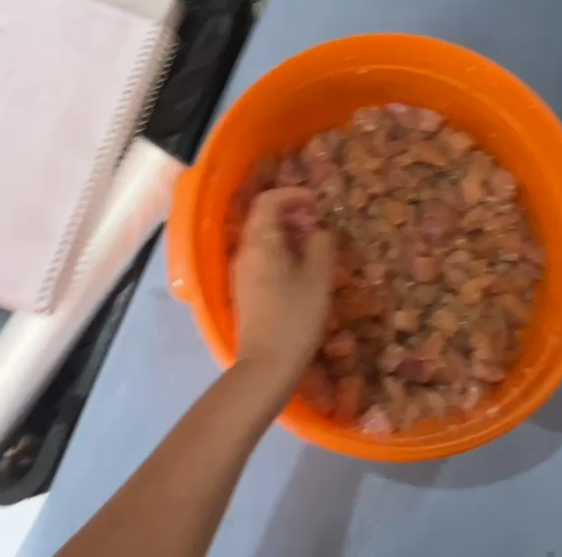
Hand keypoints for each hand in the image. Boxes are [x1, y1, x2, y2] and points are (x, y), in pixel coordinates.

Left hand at [231, 187, 333, 388]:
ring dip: (287, 234)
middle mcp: (245, 251)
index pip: (268, 200)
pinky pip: (261, 257)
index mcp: (260, 242)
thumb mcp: (318, 278)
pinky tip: (301, 271)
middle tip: (318, 225)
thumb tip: (319, 230)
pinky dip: (280, 252)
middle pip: (263, 217)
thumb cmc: (295, 318)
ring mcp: (241, 272)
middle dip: (292, 214)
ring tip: (314, 248)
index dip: (293, 195)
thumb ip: (320, 245)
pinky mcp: (244, 290)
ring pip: (262, 238)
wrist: (265, 367)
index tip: (317, 205)